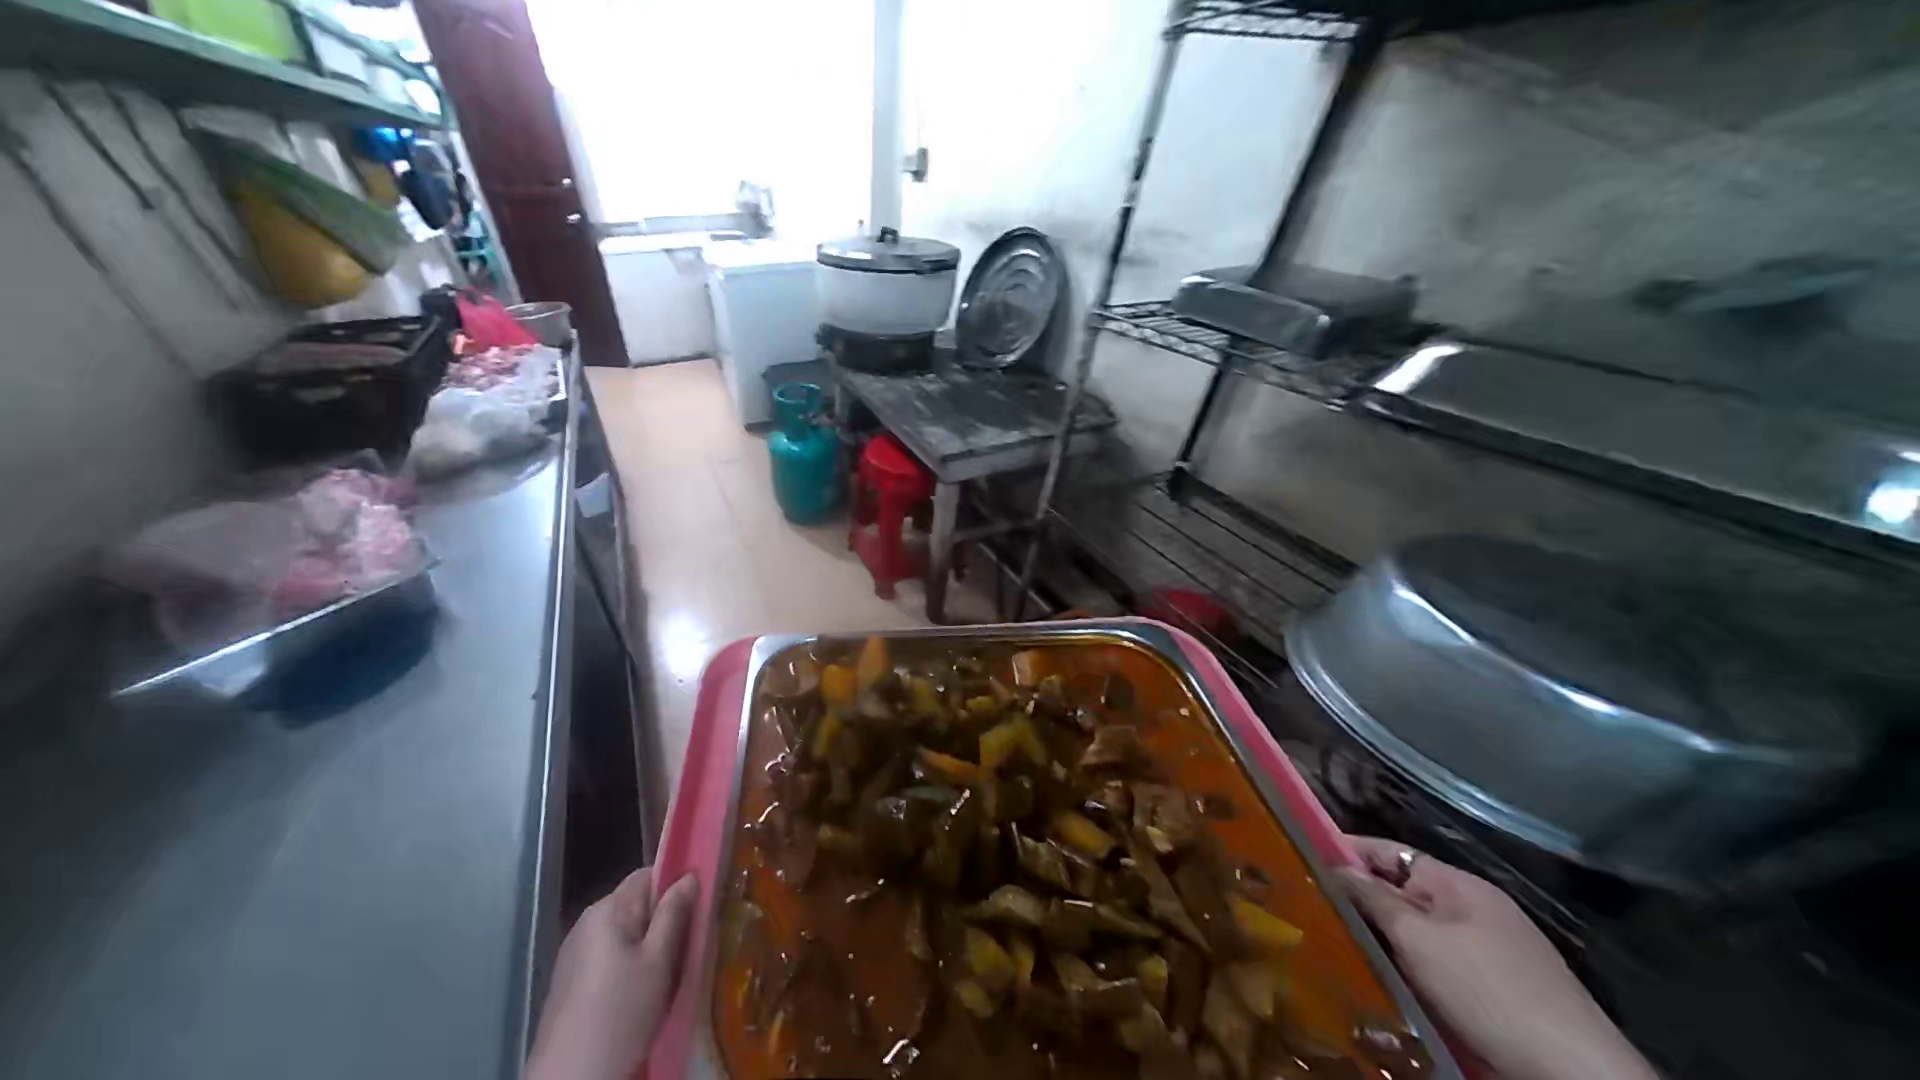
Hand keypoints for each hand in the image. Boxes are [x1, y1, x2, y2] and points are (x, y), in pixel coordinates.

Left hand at [527, 868, 698, 1079]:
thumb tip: (689, 875)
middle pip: (636, 903)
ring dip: (649, 944)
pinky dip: (630, 964)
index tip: (697, 907)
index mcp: (607, 909)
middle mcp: (587, 922)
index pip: (648, 874)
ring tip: (667, 974)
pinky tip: (640, 993)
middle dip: (664, 918)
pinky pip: (610, 955)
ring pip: (626, 931)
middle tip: (687, 946)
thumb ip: (674, 913)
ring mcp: (575, 953)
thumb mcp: (659, 961)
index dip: (675, 884)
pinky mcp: (570, 982)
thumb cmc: (621, 1013)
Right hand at [1337, 836, 1657, 1079]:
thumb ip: (1374, 899)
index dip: (1345, 851)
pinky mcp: (1490, 993)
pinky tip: (1377, 984)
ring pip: (1412, 935)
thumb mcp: (1420, 940)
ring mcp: (1483, 953)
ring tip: (1331, 946)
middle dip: (1357, 903)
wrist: (1574, 1074)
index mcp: (1457, 885)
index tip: (1301, 859)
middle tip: (1309, 910)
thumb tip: (1335, 866)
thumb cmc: (1488, 991)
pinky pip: (1431, 968)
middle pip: (1398, 894)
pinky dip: (1403, 972)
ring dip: (1378, 942)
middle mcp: (1470, 911)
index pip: (1388, 852)